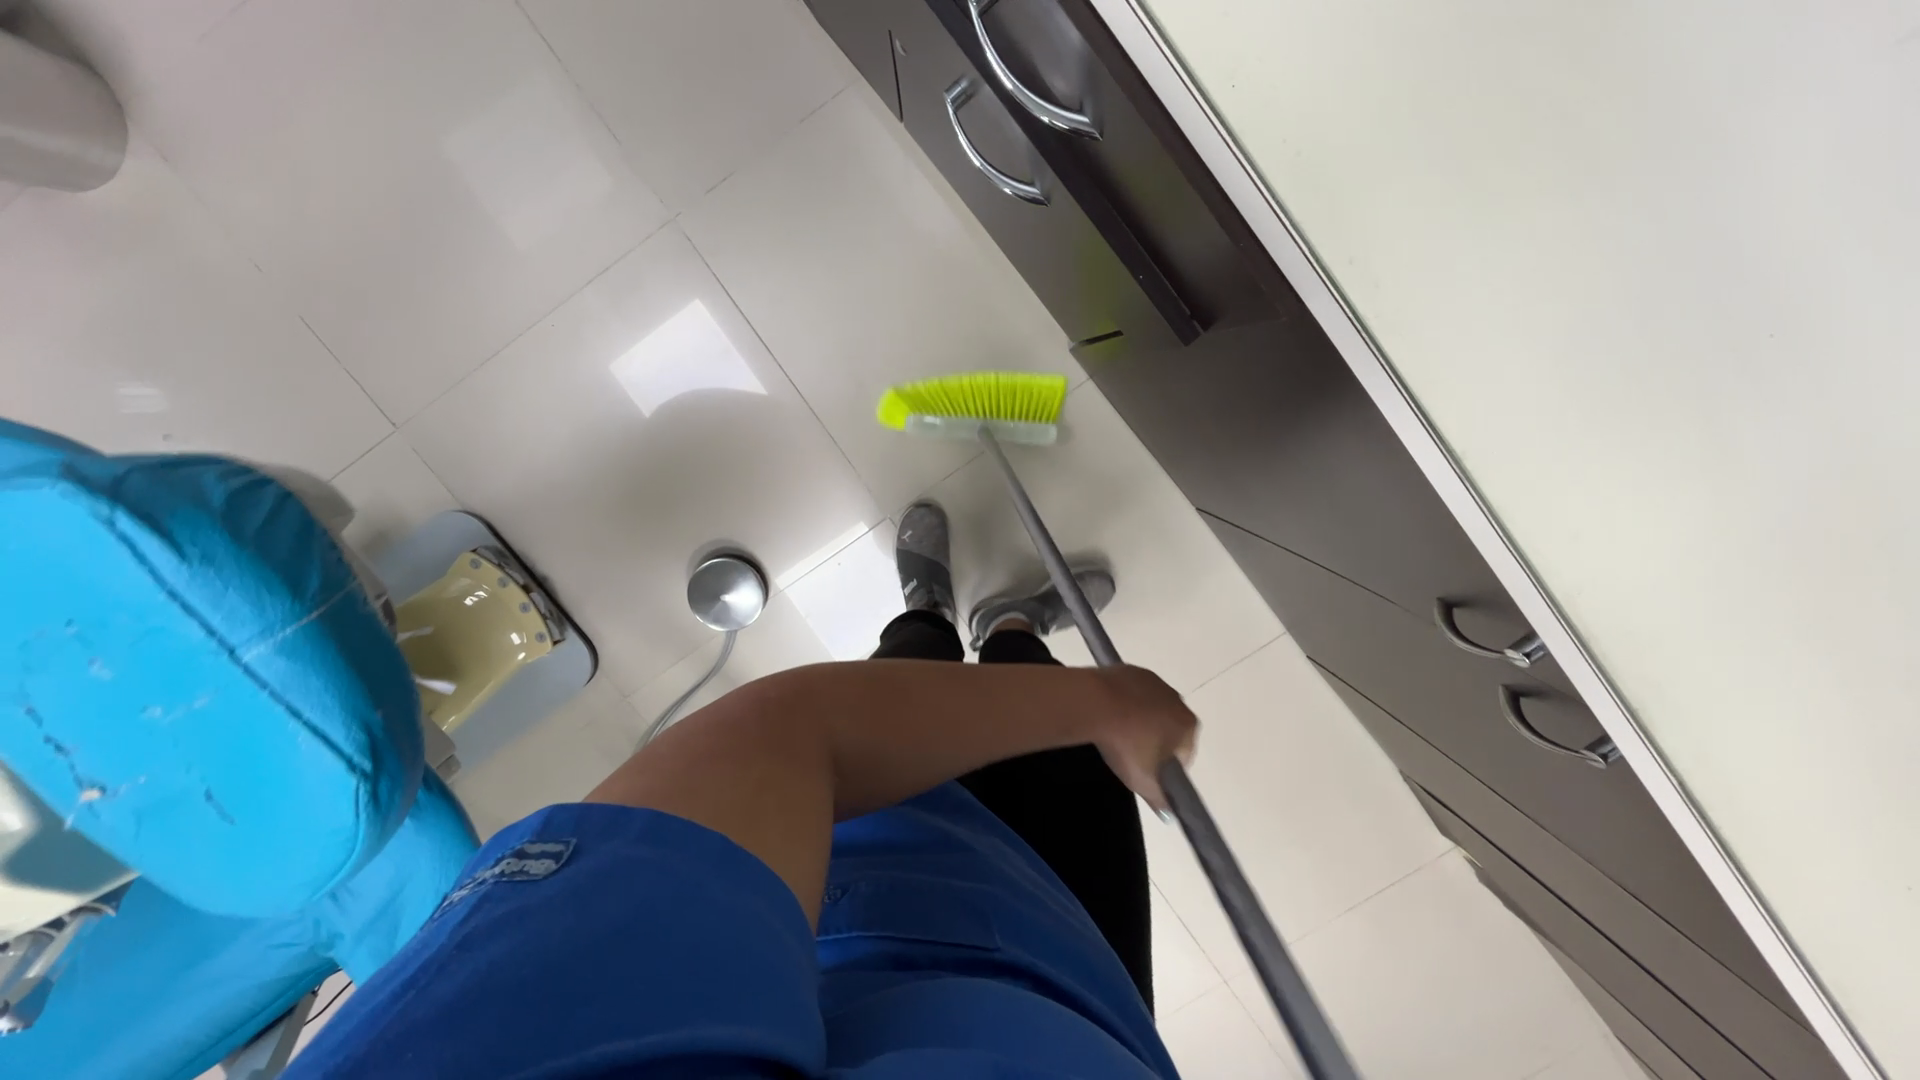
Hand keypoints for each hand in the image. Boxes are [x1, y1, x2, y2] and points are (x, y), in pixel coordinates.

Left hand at [1088, 666, 1198, 810]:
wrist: (1095, 703)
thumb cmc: (1127, 745)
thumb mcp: (1145, 782)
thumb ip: (1162, 800)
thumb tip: (1169, 813)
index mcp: (1188, 725)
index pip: (1184, 753)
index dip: (1166, 766)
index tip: (1147, 771)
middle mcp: (1177, 699)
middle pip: (1169, 727)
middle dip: (1153, 740)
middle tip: (1129, 753)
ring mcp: (1153, 681)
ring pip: (1150, 708)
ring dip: (1138, 719)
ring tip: (1116, 733)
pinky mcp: (1130, 670)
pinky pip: (1130, 692)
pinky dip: (1122, 702)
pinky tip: (1107, 713)